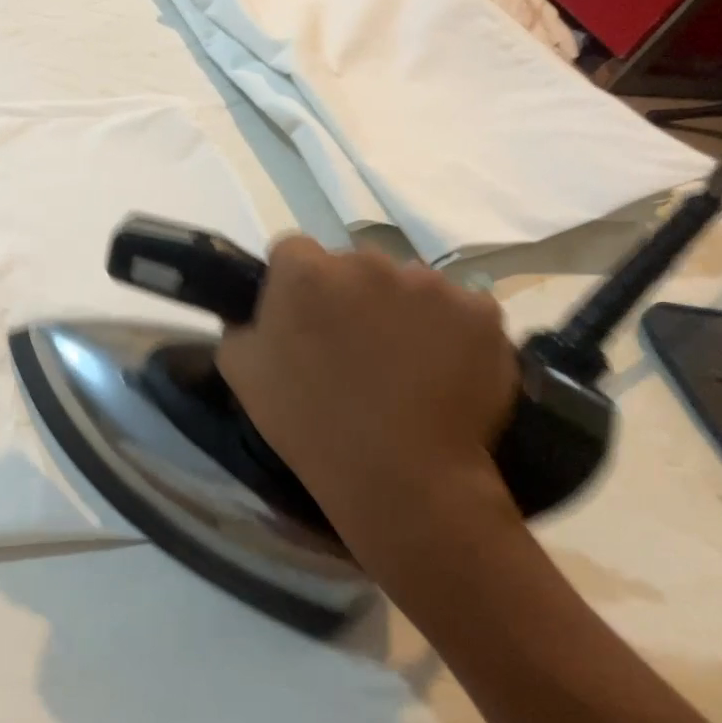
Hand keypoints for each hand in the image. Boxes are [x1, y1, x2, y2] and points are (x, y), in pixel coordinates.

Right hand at [215, 237, 520, 546]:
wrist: (400, 472)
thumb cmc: (306, 421)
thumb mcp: (239, 371)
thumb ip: (243, 325)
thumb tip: (260, 313)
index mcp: (304, 273)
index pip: (291, 249)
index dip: (291, 281)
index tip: (296, 316)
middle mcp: (368, 262)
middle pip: (353, 264)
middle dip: (348, 294)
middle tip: (348, 345)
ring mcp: (431, 285)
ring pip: (407, 285)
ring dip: (399, 310)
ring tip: (399, 364)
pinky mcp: (482, 312)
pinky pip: (457, 311)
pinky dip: (448, 332)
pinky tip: (439, 371)